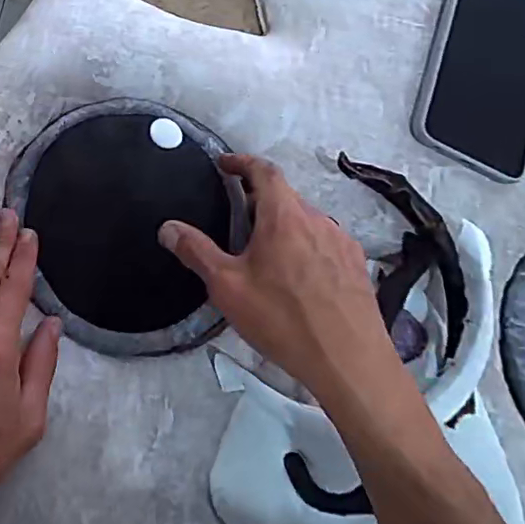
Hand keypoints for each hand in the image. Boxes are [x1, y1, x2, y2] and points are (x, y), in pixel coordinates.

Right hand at [157, 154, 401, 402]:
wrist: (348, 360)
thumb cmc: (284, 320)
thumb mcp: (228, 287)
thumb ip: (196, 252)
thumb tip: (169, 228)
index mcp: (283, 214)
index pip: (263, 170)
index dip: (242, 162)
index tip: (226, 164)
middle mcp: (315, 217)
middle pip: (284, 195)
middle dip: (259, 198)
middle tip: (239, 215)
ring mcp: (339, 239)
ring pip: (306, 218)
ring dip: (284, 223)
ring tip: (266, 251)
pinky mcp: (355, 261)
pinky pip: (325, 240)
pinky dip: (306, 244)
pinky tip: (298, 275)